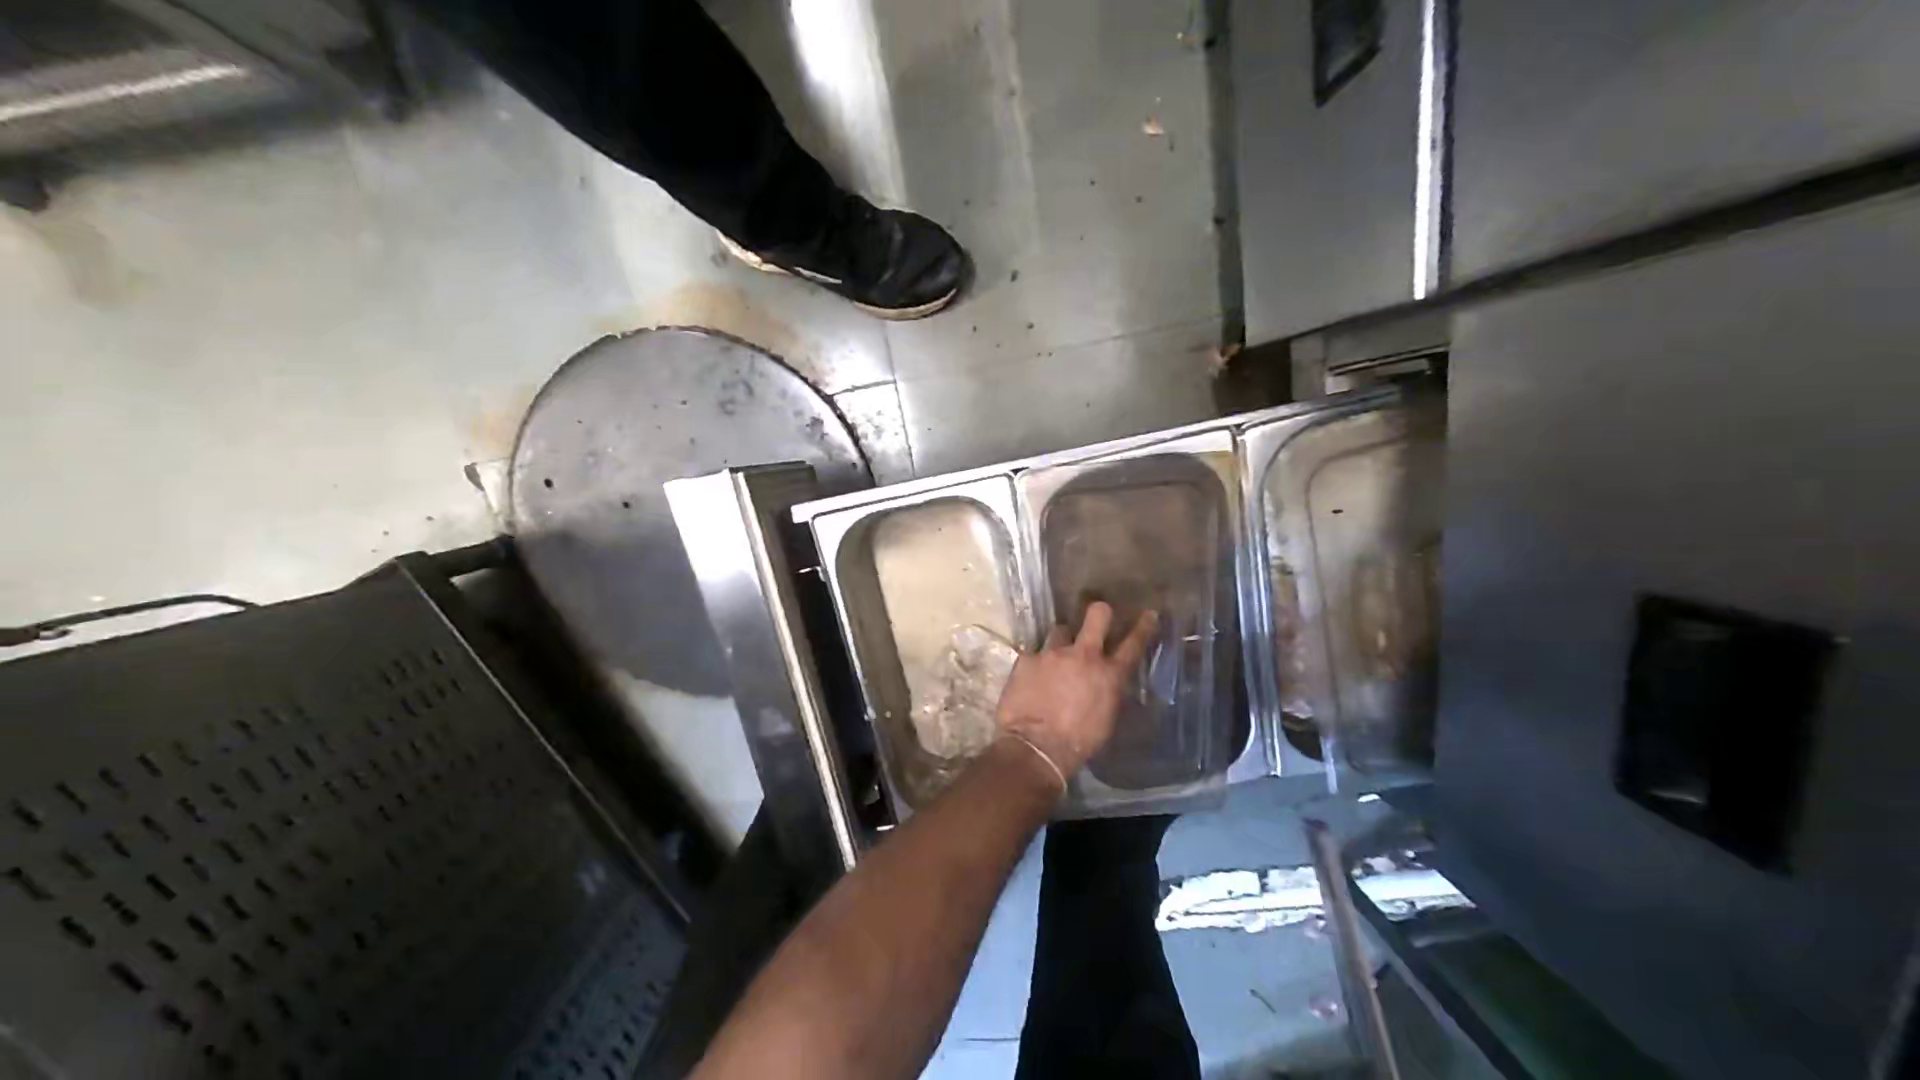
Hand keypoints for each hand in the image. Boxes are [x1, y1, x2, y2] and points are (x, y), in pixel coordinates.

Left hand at [996, 601, 1158, 783]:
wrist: (1037, 747)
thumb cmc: (1079, 742)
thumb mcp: (1106, 719)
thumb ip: (1108, 693)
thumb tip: (1107, 684)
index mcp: (1109, 675)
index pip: (1133, 644)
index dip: (1143, 627)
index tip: (1148, 614)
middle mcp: (1083, 656)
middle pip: (1097, 616)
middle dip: (1100, 612)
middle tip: (1098, 613)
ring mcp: (1053, 653)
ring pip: (1060, 631)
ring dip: (1060, 641)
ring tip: (1055, 656)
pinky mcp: (1026, 659)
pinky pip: (1033, 654)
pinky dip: (1034, 664)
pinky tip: (1030, 677)